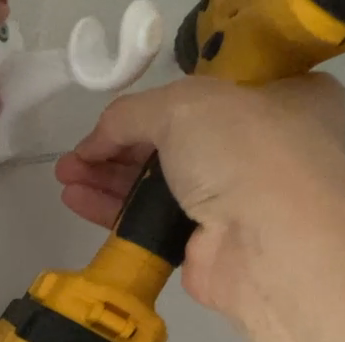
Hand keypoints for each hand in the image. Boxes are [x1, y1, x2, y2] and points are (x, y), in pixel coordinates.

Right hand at [55, 74, 344, 315]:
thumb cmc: (243, 153)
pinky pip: (148, 220)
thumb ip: (131, 114)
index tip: (109, 123)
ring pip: (155, 184)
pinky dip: (112, 210)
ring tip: (65, 178)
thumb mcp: (184, 105)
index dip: (151, 108)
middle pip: (170, 144)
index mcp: (280, 97)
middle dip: (116, 149)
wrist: (267, 241)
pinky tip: (77, 200)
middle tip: (73, 158)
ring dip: (106, 179)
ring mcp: (232, 199)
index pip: (204, 98)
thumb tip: (95, 140)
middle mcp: (259, 147)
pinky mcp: (203, 242)